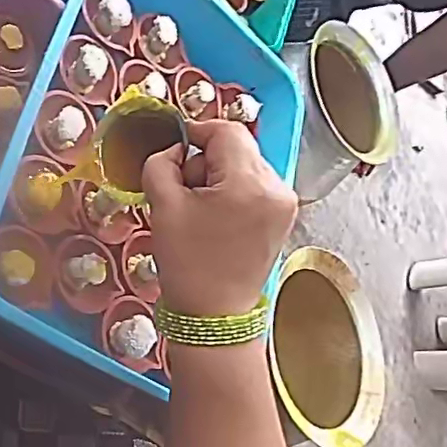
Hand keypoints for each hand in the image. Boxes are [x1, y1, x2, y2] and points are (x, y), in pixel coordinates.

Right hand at [141, 119, 296, 317]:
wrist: (212, 315)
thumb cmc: (188, 265)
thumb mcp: (163, 208)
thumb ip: (161, 165)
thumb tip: (174, 151)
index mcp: (250, 183)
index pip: (226, 131)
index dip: (195, 132)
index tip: (174, 148)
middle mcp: (277, 188)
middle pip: (237, 149)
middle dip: (205, 162)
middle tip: (182, 192)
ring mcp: (285, 204)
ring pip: (245, 167)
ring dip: (217, 178)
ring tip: (198, 211)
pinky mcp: (282, 218)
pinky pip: (254, 188)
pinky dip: (231, 194)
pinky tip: (214, 220)